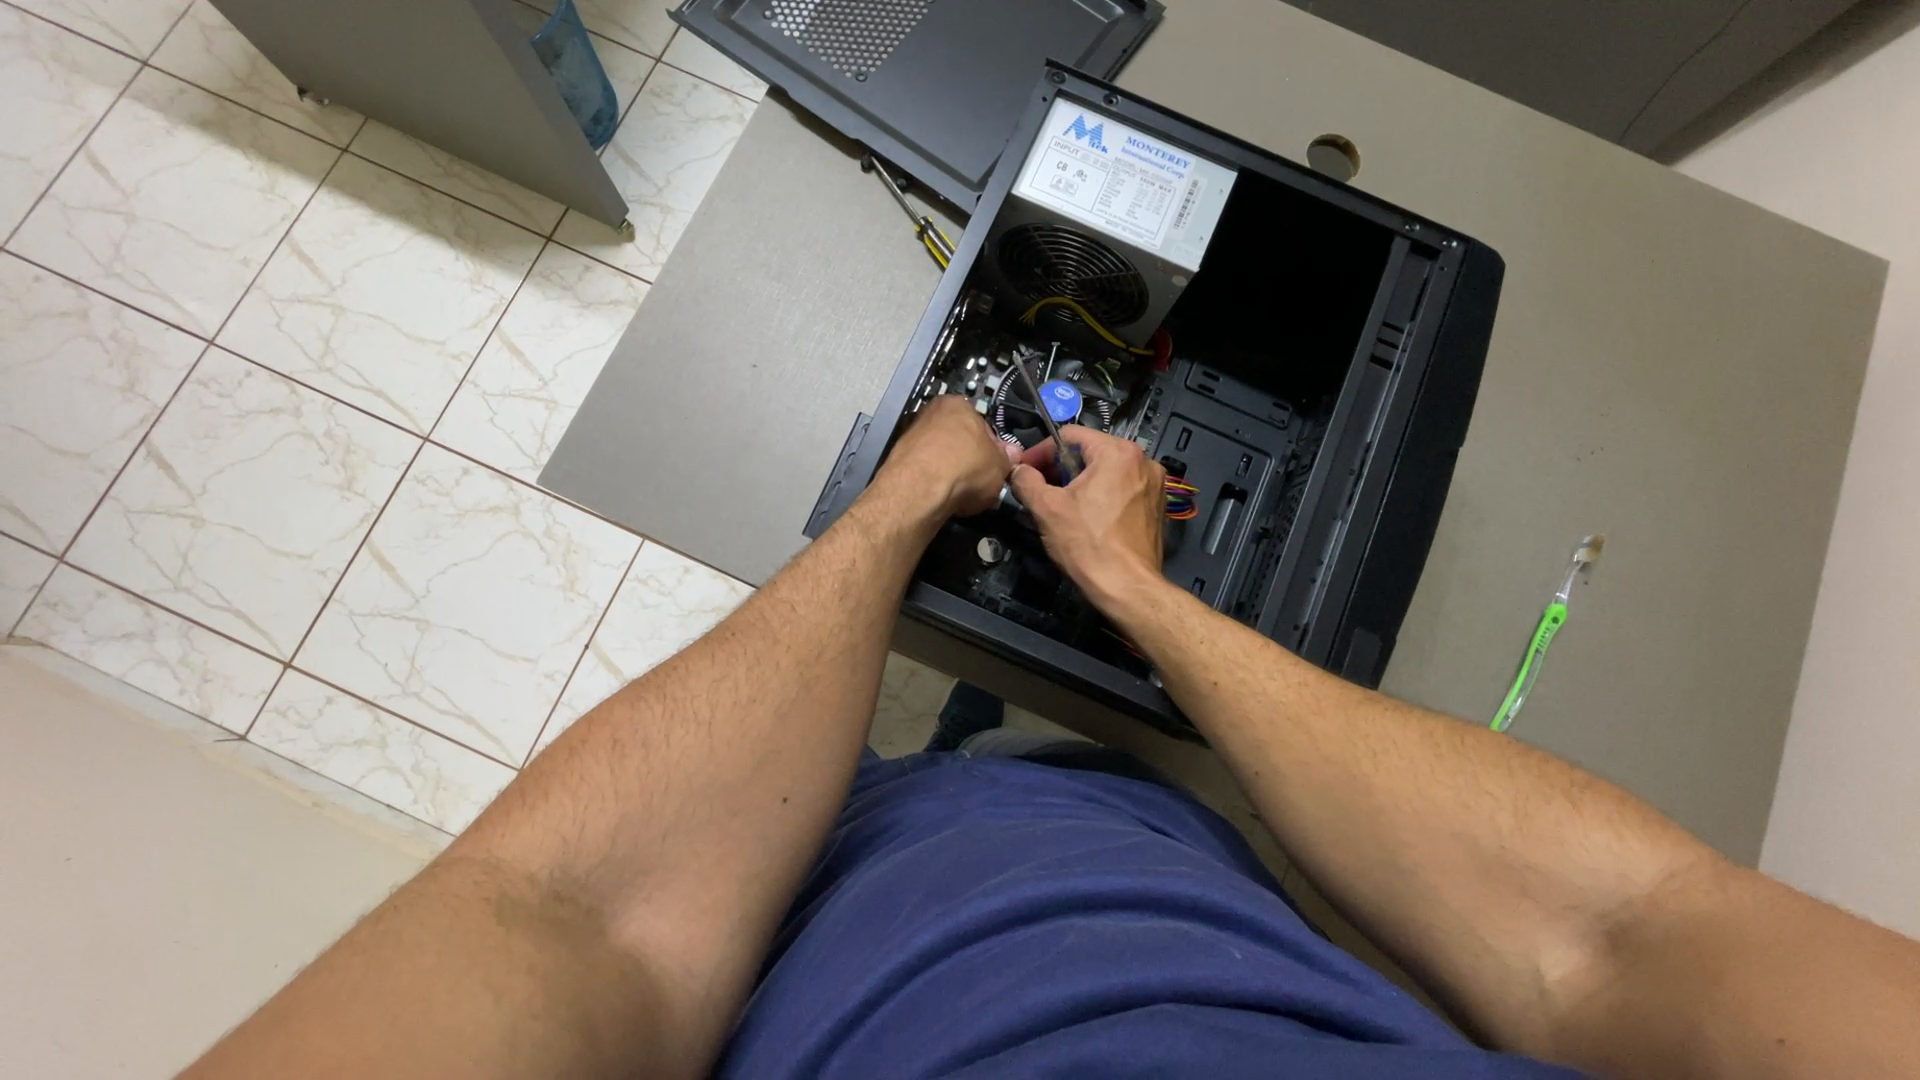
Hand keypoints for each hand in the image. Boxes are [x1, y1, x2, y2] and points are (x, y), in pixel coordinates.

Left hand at [880, 395, 1018, 517]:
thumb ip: (1007, 458)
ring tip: (959, 492)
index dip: (992, 447)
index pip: (982, 422)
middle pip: (957, 437)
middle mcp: (931, 412)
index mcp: (958, 404)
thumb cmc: (965, 468)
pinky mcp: (897, 458)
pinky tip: (940, 495)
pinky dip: (932, 480)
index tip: (996, 464)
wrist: (919, 490)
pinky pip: (923, 469)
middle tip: (980, 479)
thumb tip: (1011, 455)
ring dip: (949, 470)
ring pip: (939, 454)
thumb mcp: (1000, 465)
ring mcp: (911, 435)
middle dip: (968, 457)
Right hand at [1009, 425, 1166, 606]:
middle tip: (1040, 491)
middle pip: (1091, 452)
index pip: (1070, 435)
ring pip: (1107, 472)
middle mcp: (1143, 460)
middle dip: (1062, 469)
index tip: (1026, 472)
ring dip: (1082, 483)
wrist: (1126, 587)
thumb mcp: (1046, 509)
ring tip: (1062, 507)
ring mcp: (1154, 485)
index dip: (1041, 452)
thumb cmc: (1087, 545)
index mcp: (1117, 452)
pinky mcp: (1157, 507)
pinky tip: (1088, 519)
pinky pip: (1123, 490)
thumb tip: (1017, 470)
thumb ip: (1026, 481)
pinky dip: (1103, 497)